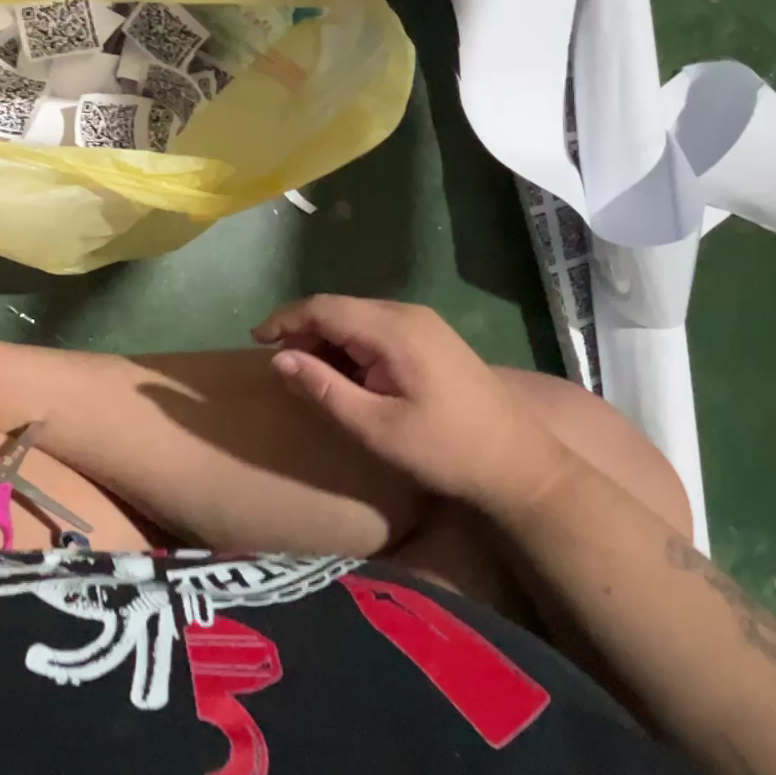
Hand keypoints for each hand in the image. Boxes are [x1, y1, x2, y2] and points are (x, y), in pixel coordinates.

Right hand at [253, 295, 577, 514]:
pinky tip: (345, 376)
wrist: (520, 466)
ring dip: (326, 339)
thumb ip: (323, 388)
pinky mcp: (432, 338)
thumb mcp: (374, 427)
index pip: (324, 307)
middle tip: (280, 364)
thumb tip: (278, 359)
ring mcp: (424, 324)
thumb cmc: (444, 450)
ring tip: (308, 373)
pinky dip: (349, 346)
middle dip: (303, 330)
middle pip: (339, 308)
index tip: (255, 341)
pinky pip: (376, 329)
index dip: (284, 320)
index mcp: (394, 330)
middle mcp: (408, 315)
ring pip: (356, 317)